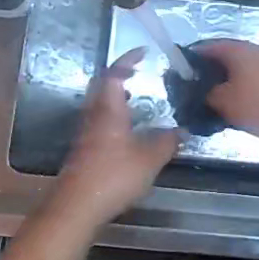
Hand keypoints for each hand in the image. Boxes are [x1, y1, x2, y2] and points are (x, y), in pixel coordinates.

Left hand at [48, 49, 180, 222]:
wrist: (76, 207)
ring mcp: (86, 135)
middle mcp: (93, 117)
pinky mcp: (84, 152)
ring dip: (117, 98)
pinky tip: (129, 132)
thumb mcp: (150, 158)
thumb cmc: (113, 176)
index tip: (143, 52)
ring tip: (137, 99)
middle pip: (102, 87)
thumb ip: (167, 142)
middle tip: (138, 74)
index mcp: (108, 111)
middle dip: (119, 76)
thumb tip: (182, 130)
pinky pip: (100, 123)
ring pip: (100, 106)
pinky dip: (115, 117)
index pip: (115, 75)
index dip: (128, 60)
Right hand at [197, 40, 258, 142]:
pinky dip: (236, 92)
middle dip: (205, 74)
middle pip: (221, 59)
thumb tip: (197, 92)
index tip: (177, 76)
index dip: (189, 59)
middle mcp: (252, 52)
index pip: (206, 47)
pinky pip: (248, 82)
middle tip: (190, 92)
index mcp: (238, 50)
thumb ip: (205, 94)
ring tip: (207, 103)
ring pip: (235, 72)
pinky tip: (229, 108)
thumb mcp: (223, 101)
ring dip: (221, 85)